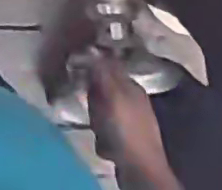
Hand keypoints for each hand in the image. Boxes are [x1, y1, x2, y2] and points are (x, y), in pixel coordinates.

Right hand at [87, 54, 180, 189]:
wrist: (141, 172)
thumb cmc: (126, 130)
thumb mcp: (112, 95)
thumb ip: (102, 71)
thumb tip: (91, 49)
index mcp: (132, 87)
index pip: (109, 67)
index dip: (93, 71)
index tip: (80, 77)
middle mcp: (133, 102)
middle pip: (103, 91)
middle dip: (94, 101)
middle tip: (93, 110)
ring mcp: (131, 124)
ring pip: (103, 114)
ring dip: (97, 122)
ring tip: (99, 130)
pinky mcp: (127, 143)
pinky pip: (107, 134)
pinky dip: (103, 139)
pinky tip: (105, 146)